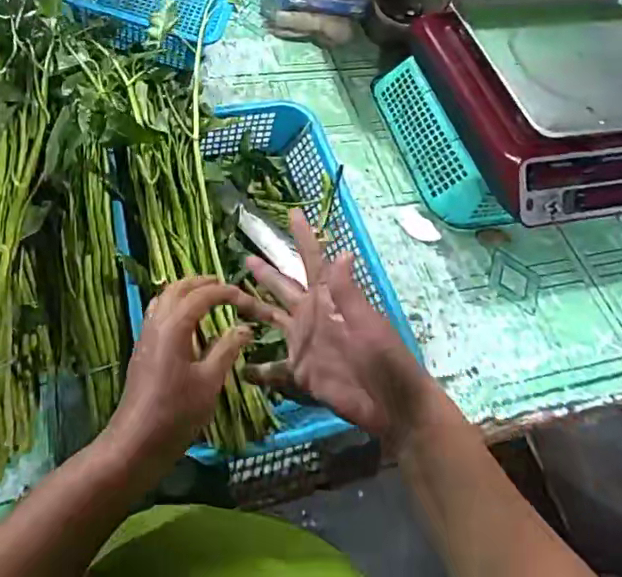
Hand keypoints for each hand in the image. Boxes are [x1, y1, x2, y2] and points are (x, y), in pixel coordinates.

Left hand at [98, 276, 253, 473]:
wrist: (139, 436)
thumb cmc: (178, 411)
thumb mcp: (210, 381)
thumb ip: (226, 350)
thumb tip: (244, 327)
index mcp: (173, 325)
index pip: (201, 295)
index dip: (224, 292)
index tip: (245, 297)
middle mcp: (156, 321)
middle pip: (178, 288)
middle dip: (201, 283)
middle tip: (225, 286)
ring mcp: (146, 332)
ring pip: (165, 297)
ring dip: (185, 291)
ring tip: (208, 297)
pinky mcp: (143, 345)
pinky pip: (158, 312)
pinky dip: (174, 305)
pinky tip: (187, 321)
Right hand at [242, 210, 424, 441]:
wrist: (394, 409)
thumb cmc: (386, 361)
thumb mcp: (368, 325)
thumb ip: (348, 292)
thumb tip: (342, 252)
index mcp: (327, 300)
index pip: (312, 262)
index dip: (303, 237)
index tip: (293, 213)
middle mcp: (310, 316)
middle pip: (281, 287)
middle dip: (264, 273)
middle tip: (245, 257)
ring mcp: (303, 343)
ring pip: (269, 320)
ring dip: (250, 310)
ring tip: (226, 301)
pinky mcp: (299, 372)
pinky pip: (272, 369)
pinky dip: (256, 369)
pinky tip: (239, 367)